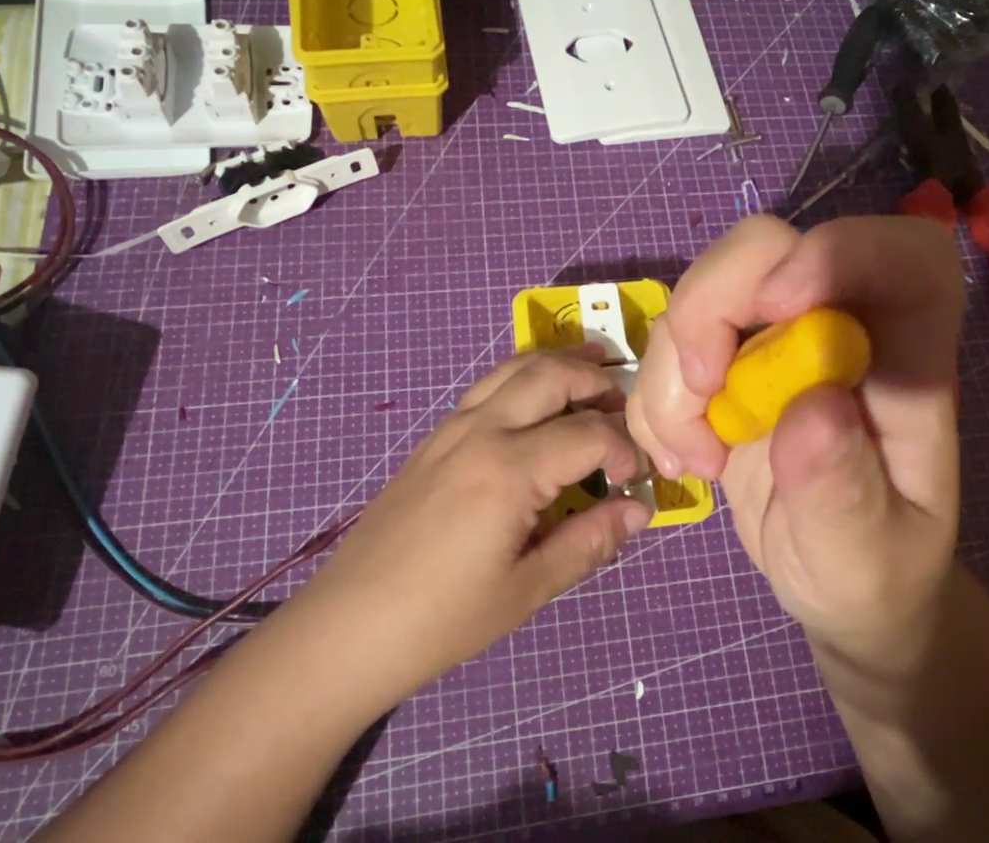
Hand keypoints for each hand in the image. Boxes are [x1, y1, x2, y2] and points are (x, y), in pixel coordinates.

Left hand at [297, 348, 652, 705]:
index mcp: (510, 469)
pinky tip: (536, 404)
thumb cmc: (443, 618)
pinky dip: (523, 379)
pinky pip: (486, 387)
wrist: (350, 624)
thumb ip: (589, 542)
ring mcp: (450, 429)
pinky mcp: (431, 439)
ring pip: (512, 368)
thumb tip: (639, 510)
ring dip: (558, 365)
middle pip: (550, 375)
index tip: (637, 477)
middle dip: (596, 381)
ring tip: (592, 368)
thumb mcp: (527, 589)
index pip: (589, 434)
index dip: (625, 449)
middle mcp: (481, 431)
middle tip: (624, 406)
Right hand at [627, 215, 966, 663]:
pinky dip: (653, 394)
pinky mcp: (728, 358)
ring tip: (693, 460)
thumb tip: (812, 408)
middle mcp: (839, 324)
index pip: (898, 254)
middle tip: (700, 393)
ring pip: (702, 290)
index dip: (840, 250)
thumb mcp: (867, 559)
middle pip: (768, 247)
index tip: (777, 307)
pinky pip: (669, 339)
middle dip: (710, 306)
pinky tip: (678, 456)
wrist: (839, 584)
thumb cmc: (874, 571)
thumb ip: (845, 493)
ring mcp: (776, 336)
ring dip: (671, 369)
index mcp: (909, 355)